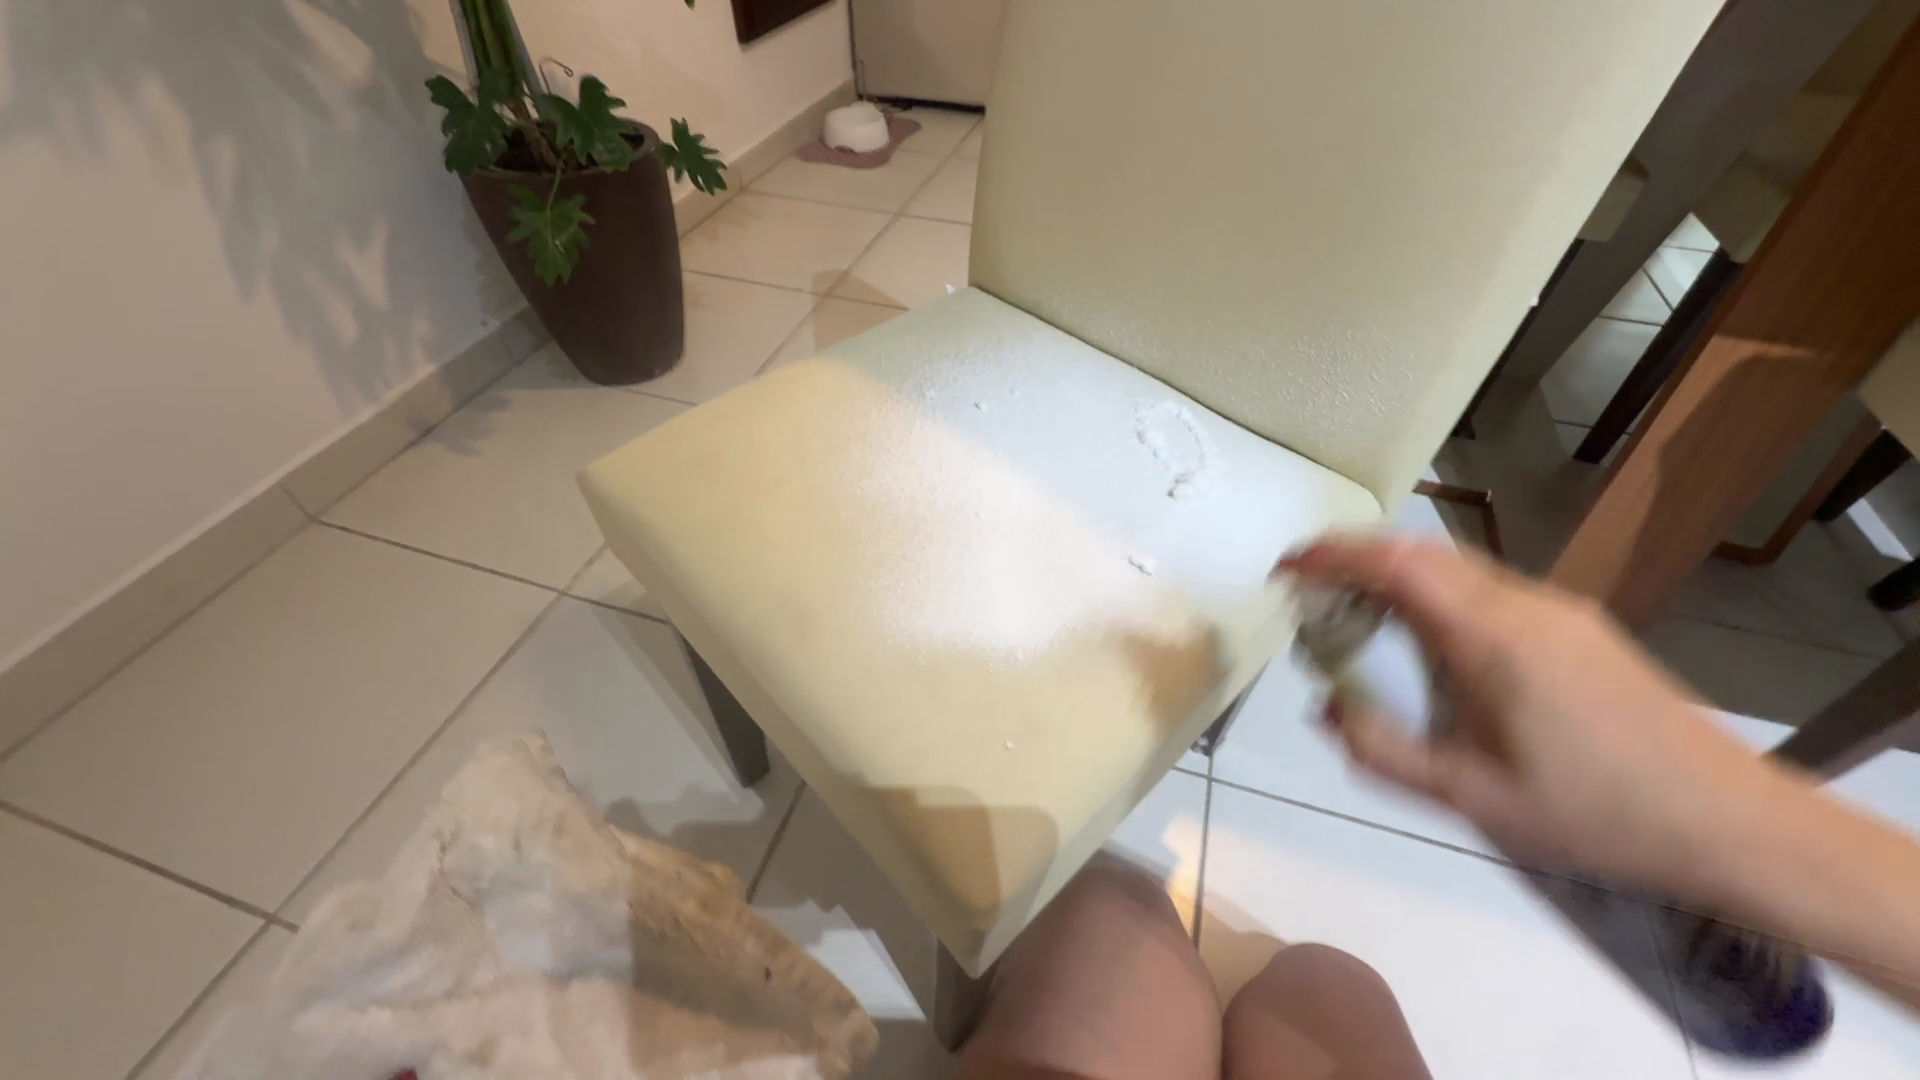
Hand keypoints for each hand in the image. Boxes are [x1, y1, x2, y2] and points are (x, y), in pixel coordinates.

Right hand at [1276, 535, 1786, 901]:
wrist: (1737, 824)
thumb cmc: (1595, 813)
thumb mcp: (1470, 797)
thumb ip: (1382, 749)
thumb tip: (1325, 709)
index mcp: (1491, 637)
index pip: (1397, 564)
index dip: (1333, 555)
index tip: (1286, 568)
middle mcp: (1523, 604)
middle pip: (1422, 552)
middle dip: (1356, 559)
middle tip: (1312, 594)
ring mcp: (1558, 610)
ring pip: (1457, 566)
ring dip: (1397, 576)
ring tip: (1361, 617)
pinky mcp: (1580, 627)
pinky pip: (1487, 588)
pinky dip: (1436, 595)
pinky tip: (1432, 644)